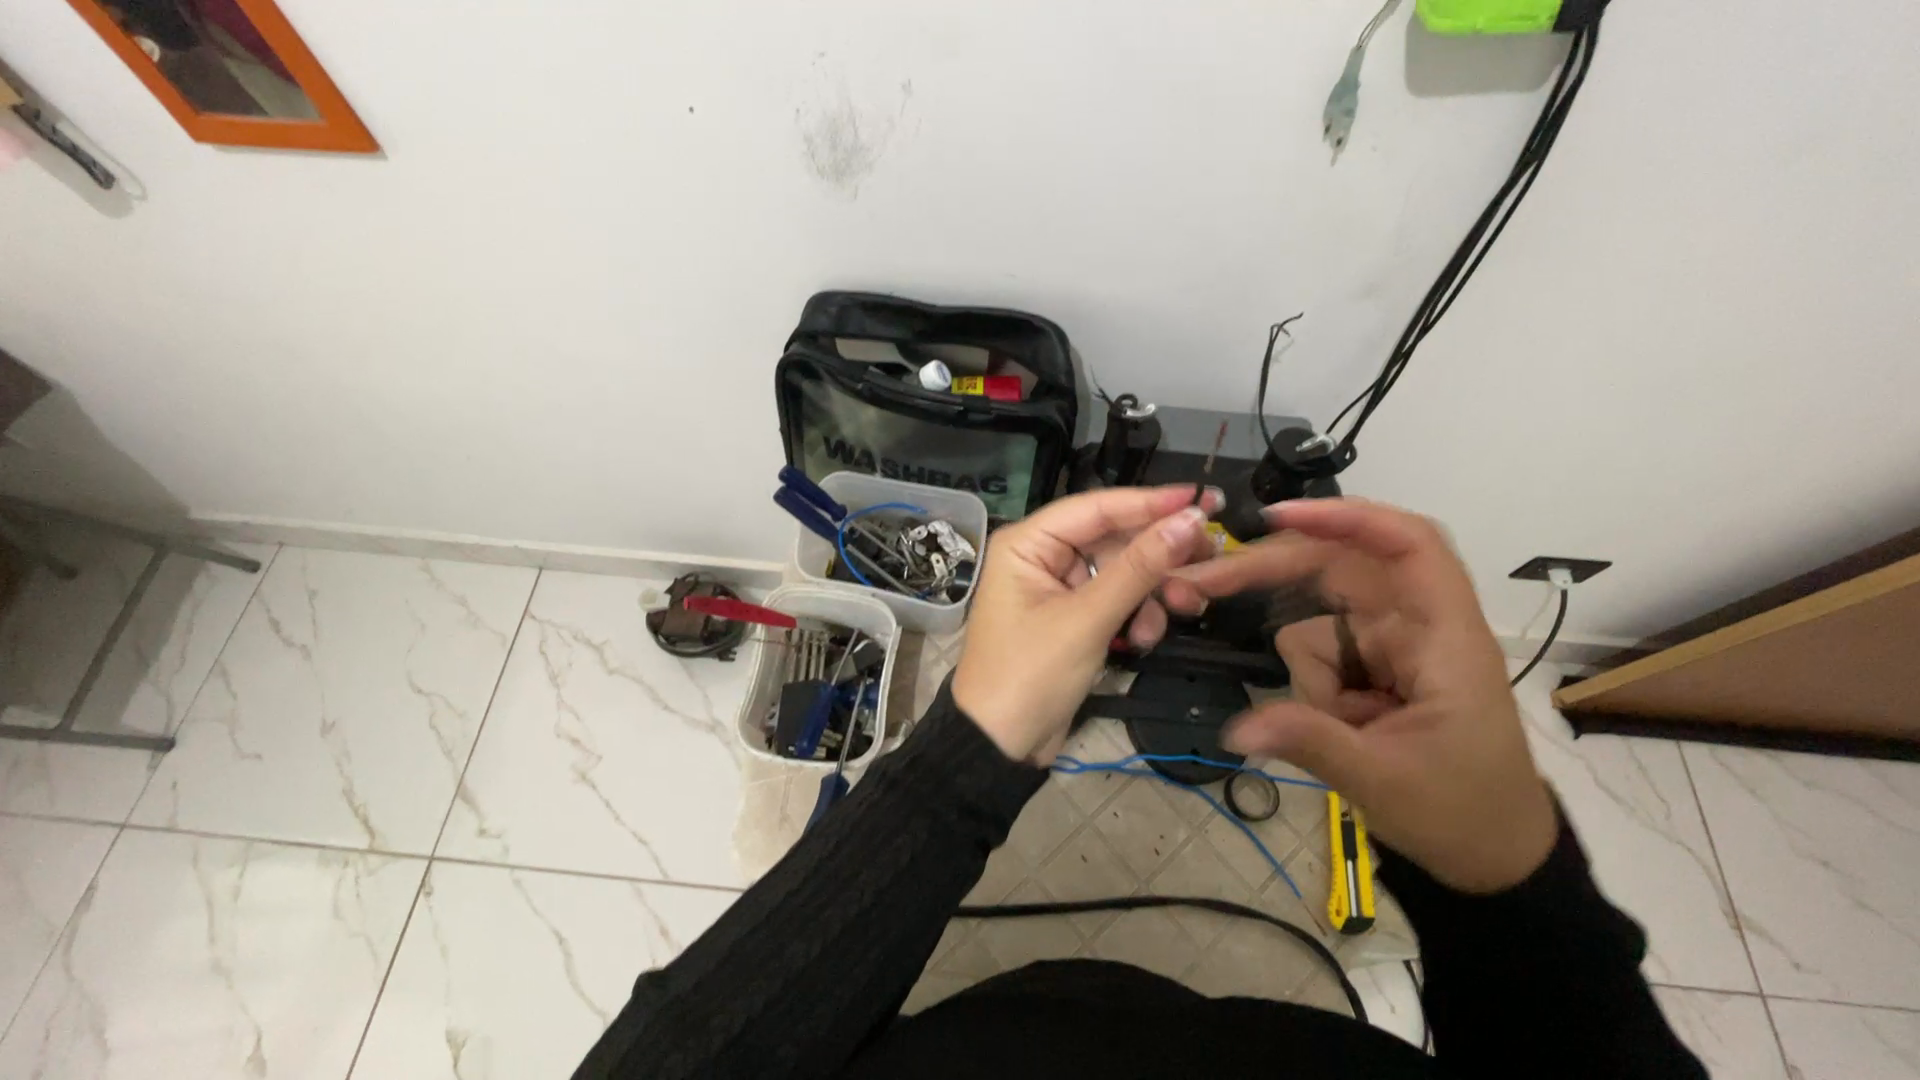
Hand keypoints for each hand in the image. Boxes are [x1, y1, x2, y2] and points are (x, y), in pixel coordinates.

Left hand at [952, 485, 1218, 764]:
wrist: (1000, 746)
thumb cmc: (1030, 676)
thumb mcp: (1087, 620)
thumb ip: (1139, 569)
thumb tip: (1189, 520)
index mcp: (1027, 544)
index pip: (1096, 507)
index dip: (1150, 502)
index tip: (1204, 498)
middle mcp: (1041, 556)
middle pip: (1113, 539)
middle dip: (1157, 557)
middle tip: (1208, 559)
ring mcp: (1058, 589)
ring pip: (1121, 572)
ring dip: (1151, 592)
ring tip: (1180, 610)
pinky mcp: (1073, 618)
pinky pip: (1115, 601)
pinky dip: (1136, 616)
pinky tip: (1143, 640)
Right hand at [1172, 498, 1556, 892]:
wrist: (1492, 854)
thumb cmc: (1461, 812)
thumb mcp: (1382, 780)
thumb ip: (1308, 741)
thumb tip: (1234, 728)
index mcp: (1445, 637)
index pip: (1409, 546)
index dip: (1348, 518)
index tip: (1277, 517)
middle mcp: (1419, 625)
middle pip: (1340, 567)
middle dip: (1273, 572)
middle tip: (1204, 584)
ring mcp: (1394, 645)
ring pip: (1321, 618)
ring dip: (1306, 666)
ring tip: (1335, 725)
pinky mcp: (1374, 667)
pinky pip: (1321, 652)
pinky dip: (1311, 683)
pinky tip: (1337, 725)